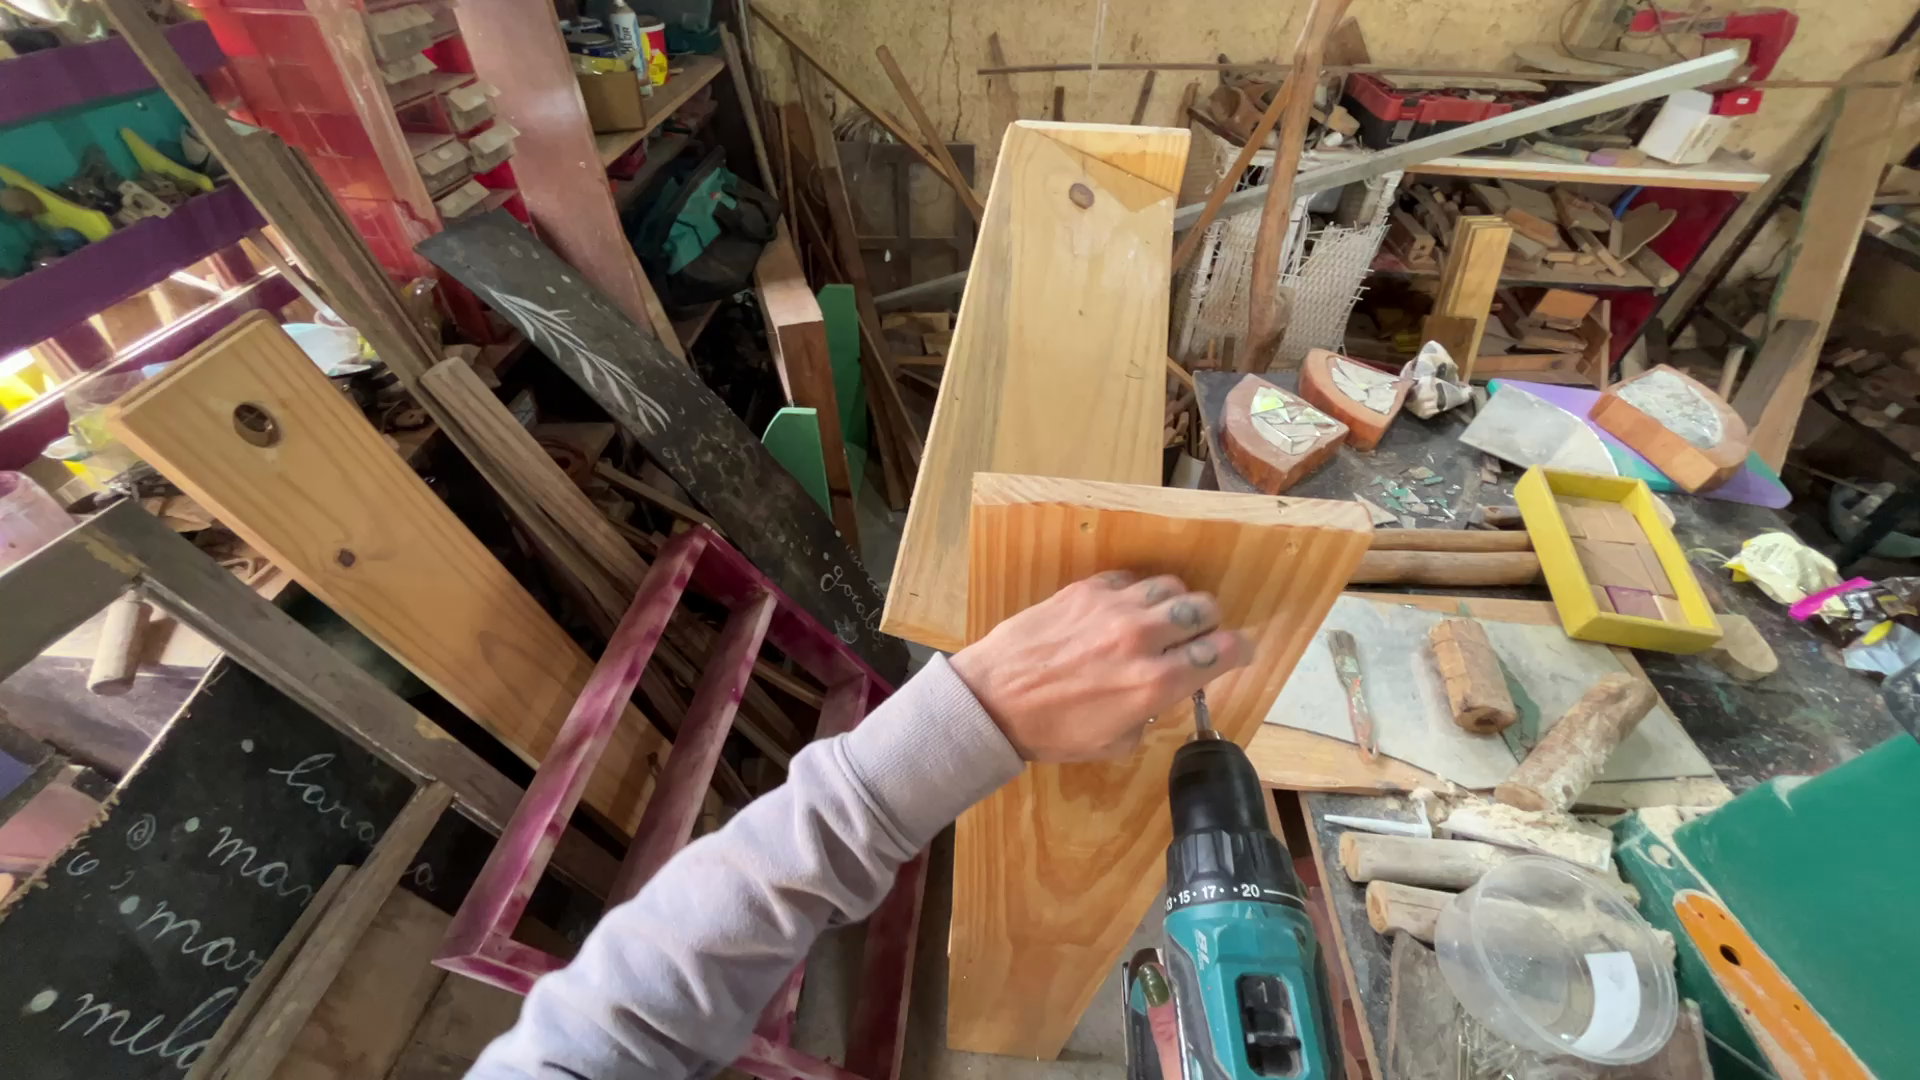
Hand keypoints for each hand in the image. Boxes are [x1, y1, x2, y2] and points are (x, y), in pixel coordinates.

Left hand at [948, 571, 1250, 762]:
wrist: (993, 698)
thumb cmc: (1051, 731)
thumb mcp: (1113, 743)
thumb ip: (1150, 712)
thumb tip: (1162, 691)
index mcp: (1154, 683)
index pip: (1221, 652)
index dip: (1240, 650)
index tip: (1240, 650)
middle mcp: (1142, 638)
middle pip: (1203, 610)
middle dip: (1209, 623)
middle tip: (1198, 633)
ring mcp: (1113, 607)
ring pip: (1169, 586)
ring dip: (1175, 602)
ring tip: (1163, 616)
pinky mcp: (1084, 588)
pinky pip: (1129, 577)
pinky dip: (1136, 591)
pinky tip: (1125, 607)